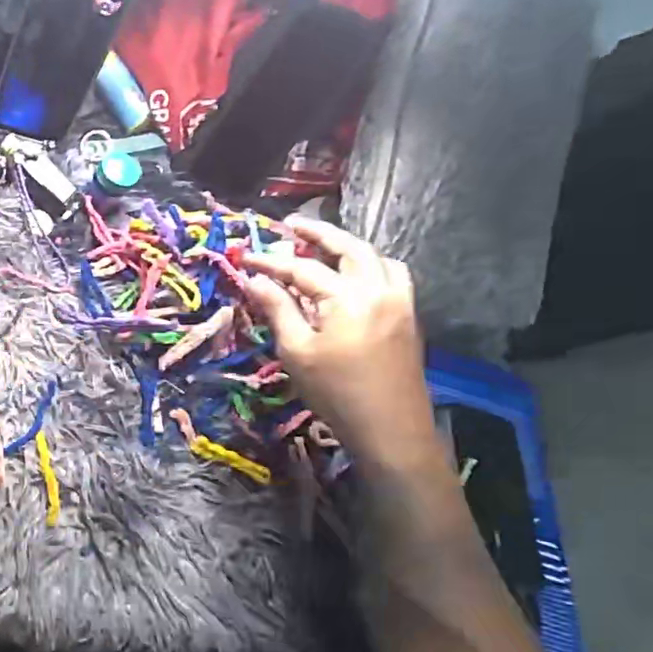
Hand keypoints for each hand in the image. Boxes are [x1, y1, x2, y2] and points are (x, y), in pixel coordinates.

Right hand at [241, 217, 438, 463]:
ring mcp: (399, 301)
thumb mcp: (297, 351)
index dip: (272, 261)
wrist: (390, 426)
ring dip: (348, 246)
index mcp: (348, 297)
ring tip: (324, 246)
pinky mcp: (407, 316)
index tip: (245, 256)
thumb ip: (278, 309)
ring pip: (376, 258)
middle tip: (292, 225)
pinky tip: (354, 276)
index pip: (303, 269)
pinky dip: (371, 264)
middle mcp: (378, 289)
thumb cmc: (335, 391)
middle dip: (319, 233)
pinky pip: (392, 274)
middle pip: (349, 247)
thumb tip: (255, 279)